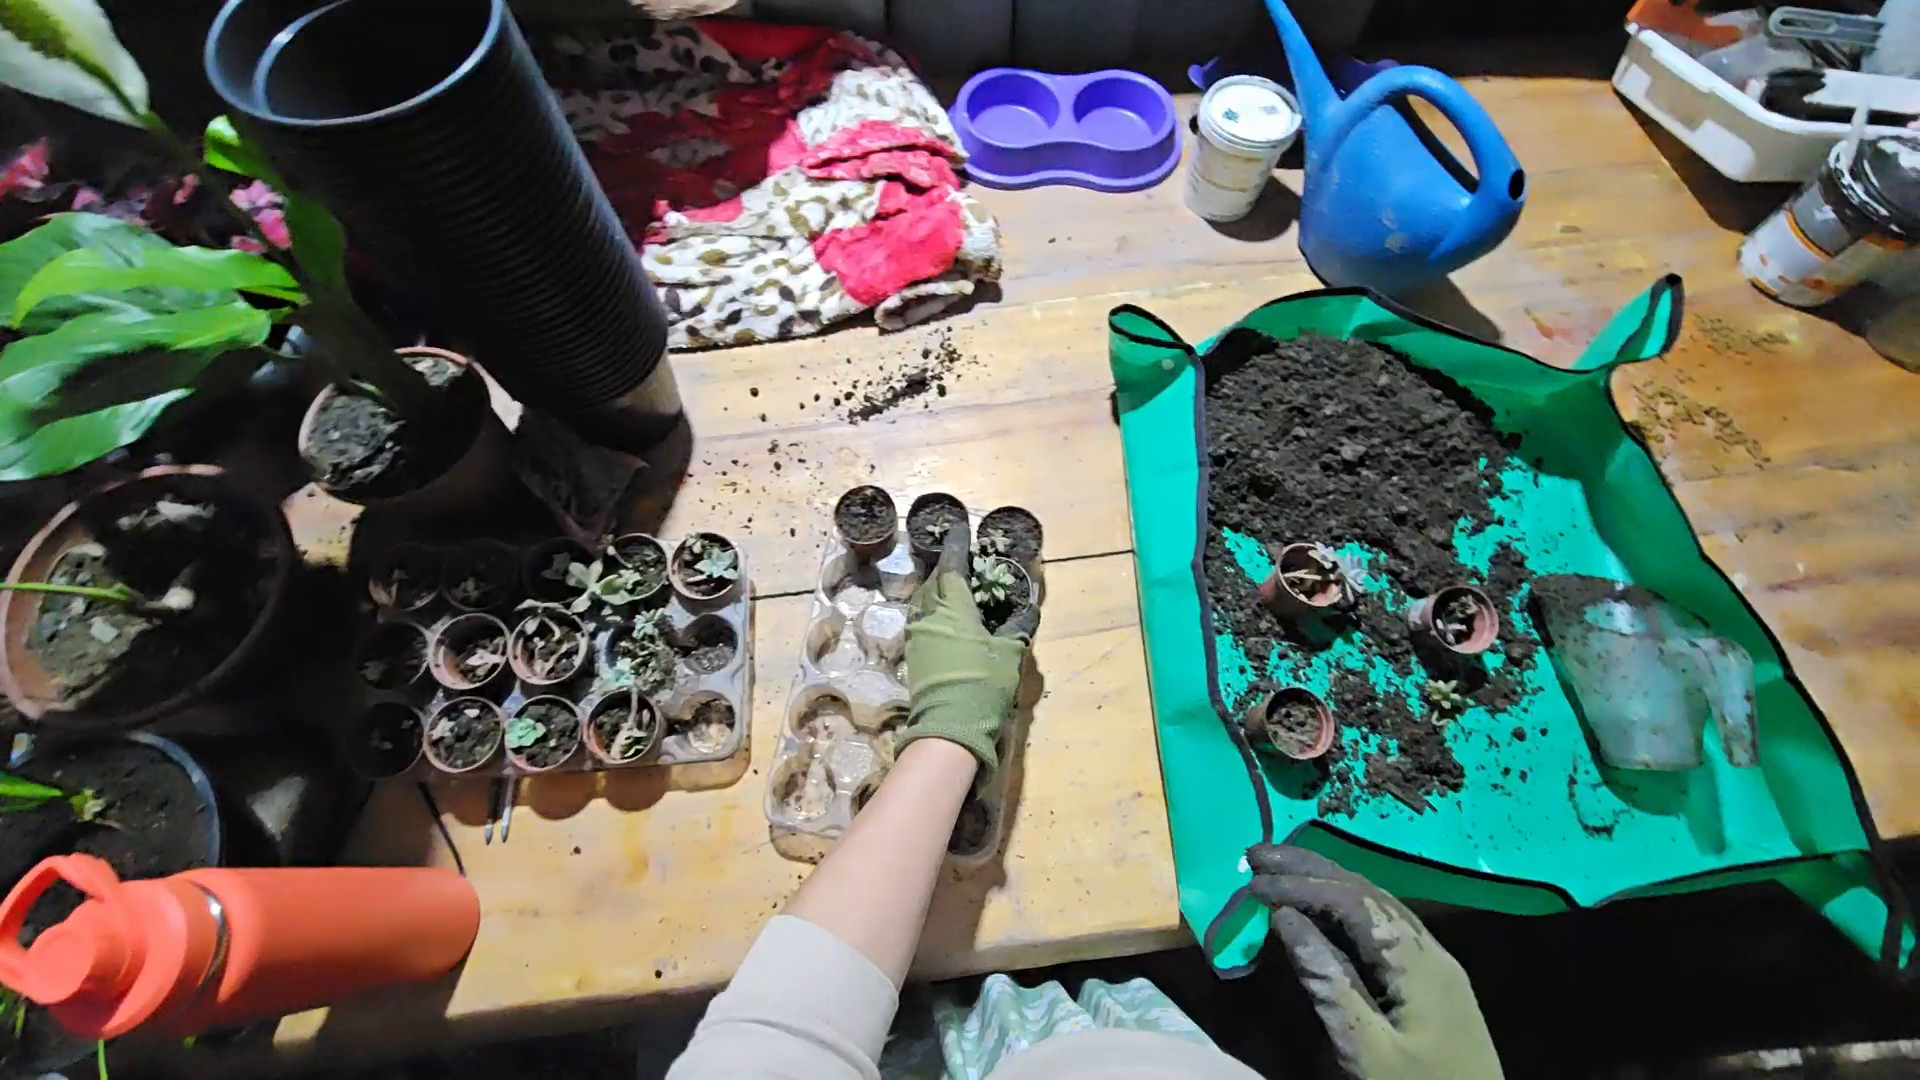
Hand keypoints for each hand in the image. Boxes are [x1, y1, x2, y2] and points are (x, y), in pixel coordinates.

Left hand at [896, 517, 1036, 779]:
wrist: (948, 729)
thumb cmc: (982, 685)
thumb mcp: (1010, 653)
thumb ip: (1018, 626)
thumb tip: (1028, 607)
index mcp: (951, 605)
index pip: (951, 564)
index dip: (957, 544)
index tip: (961, 529)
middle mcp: (929, 613)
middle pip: (935, 579)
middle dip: (949, 565)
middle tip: (968, 558)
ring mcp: (918, 634)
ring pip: (927, 599)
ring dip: (942, 587)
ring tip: (962, 585)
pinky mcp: (915, 652)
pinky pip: (926, 617)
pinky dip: (939, 607)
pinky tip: (952, 615)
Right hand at [1250, 845, 1502, 1079]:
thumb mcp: (1366, 1050)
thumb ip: (1327, 982)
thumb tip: (1283, 917)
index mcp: (1418, 963)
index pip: (1351, 901)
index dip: (1299, 886)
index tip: (1252, 886)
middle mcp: (1428, 949)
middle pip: (1363, 889)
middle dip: (1307, 867)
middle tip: (1256, 855)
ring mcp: (1431, 962)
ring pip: (1373, 900)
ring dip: (1323, 879)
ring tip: (1277, 868)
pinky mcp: (1427, 979)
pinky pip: (1379, 922)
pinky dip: (1340, 902)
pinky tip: (1316, 903)